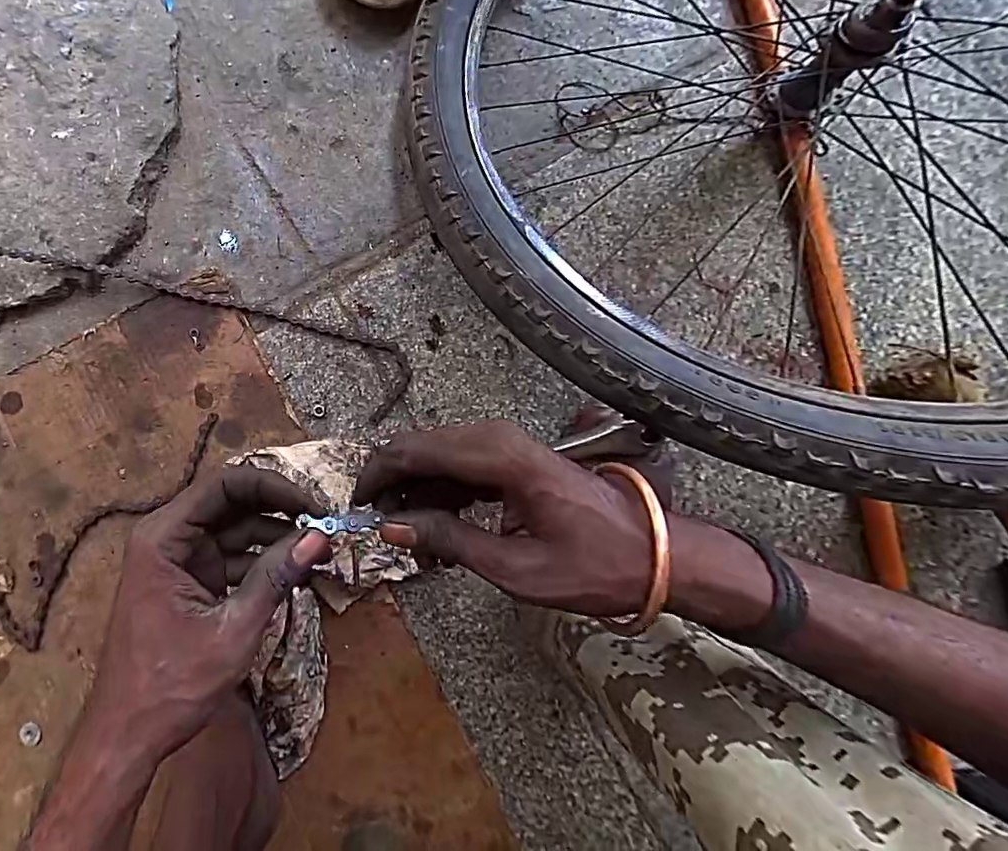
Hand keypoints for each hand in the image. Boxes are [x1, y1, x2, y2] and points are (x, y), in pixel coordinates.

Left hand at [86, 464, 333, 759]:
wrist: (126, 738)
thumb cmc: (170, 686)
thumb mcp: (233, 629)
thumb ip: (276, 578)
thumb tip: (319, 537)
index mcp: (163, 536)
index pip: (224, 485)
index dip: (272, 487)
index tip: (312, 503)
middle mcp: (168, 537)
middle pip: (231, 503)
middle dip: (278, 510)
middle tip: (322, 522)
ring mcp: (179, 559)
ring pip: (235, 529)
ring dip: (275, 537)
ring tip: (318, 548)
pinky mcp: (190, 580)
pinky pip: (231, 557)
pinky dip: (262, 562)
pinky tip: (295, 571)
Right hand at [354, 421, 657, 616]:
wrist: (652, 552)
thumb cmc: (594, 565)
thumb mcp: (516, 569)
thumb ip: (449, 541)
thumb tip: (391, 528)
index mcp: (499, 458)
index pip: (415, 452)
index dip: (377, 476)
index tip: (355, 508)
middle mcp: (496, 438)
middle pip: (420, 447)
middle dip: (391, 485)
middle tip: (380, 529)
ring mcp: (503, 444)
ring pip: (435, 456)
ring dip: (414, 492)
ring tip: (412, 539)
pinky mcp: (509, 457)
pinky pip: (457, 465)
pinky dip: (439, 493)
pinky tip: (438, 528)